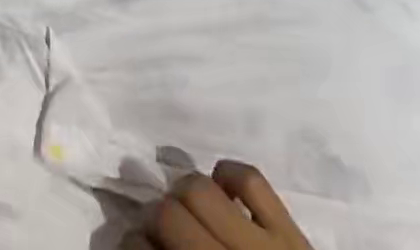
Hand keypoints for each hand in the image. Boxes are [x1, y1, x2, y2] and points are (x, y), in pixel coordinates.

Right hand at [133, 161, 313, 249]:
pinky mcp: (291, 234)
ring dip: (183, 193)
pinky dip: (229, 175)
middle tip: (155, 231)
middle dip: (152, 217)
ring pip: (201, 188)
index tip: (131, 247)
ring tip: (187, 209)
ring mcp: (262, 246)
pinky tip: (223, 191)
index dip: (128, 244)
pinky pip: (252, 180)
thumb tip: (140, 248)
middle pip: (168, 214)